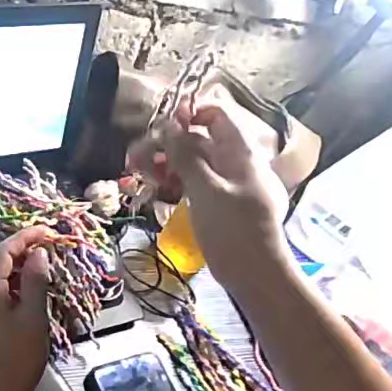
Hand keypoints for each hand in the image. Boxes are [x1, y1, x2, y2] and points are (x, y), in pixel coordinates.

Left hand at [0, 226, 54, 390]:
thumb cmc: (18, 360)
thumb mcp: (33, 318)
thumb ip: (35, 282)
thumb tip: (39, 254)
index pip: (2, 252)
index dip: (24, 237)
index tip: (47, 230)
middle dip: (17, 247)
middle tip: (44, 245)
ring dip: (12, 263)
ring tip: (39, 263)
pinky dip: (7, 279)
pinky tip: (26, 287)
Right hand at [152, 86, 296, 290]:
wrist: (256, 275)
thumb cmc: (233, 229)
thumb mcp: (205, 189)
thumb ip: (186, 156)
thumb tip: (169, 125)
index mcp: (240, 153)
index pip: (216, 117)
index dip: (189, 115)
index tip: (160, 128)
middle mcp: (237, 165)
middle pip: (201, 142)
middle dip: (168, 145)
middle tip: (135, 158)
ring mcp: (230, 186)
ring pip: (196, 165)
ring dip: (168, 165)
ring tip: (140, 174)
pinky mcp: (222, 207)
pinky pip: (199, 185)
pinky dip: (178, 184)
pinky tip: (158, 191)